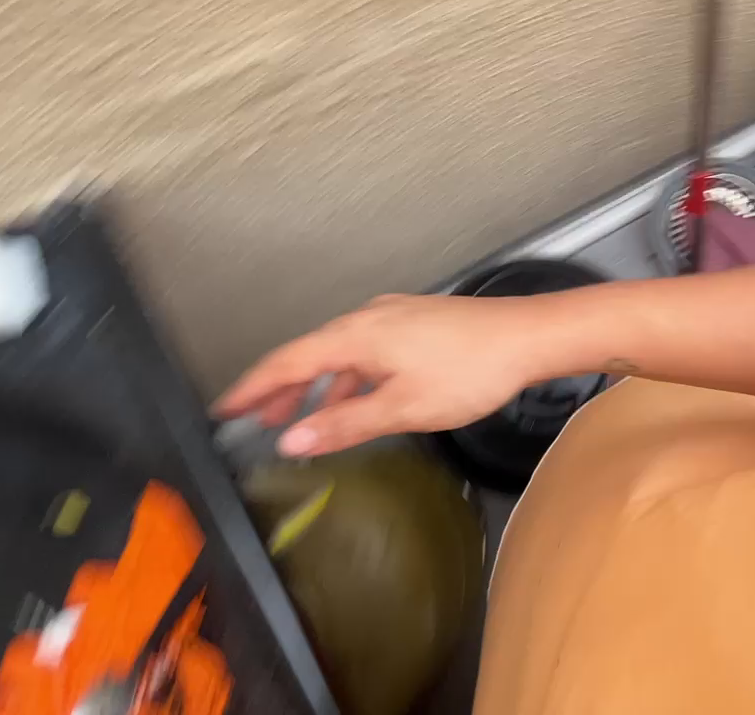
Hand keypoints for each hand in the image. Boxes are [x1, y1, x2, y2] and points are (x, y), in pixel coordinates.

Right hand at [213, 294, 554, 456]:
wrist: (531, 336)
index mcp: (358, 334)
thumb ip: (346, 423)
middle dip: (283, 388)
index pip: (288, 360)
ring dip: (322, 384)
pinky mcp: (422, 322)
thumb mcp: (403, 407)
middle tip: (258, 421)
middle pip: (313, 352)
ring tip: (305, 418)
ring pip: (344, 351)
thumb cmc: (472, 369)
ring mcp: (400, 316)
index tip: (223, 408)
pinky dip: (354, 375)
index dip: (253, 387)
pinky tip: (361, 399)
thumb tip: (293, 438)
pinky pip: (372, 349)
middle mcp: (373, 317)